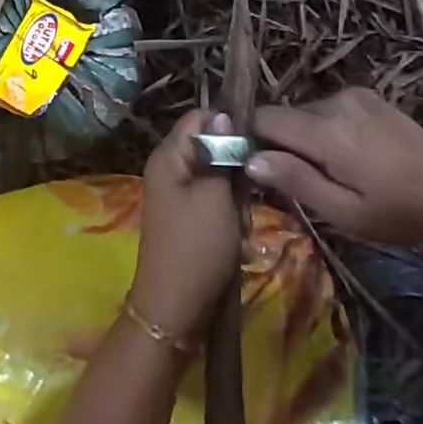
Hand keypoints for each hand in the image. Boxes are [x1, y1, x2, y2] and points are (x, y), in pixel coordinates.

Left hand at [131, 109, 241, 334]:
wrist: (174, 309)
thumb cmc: (197, 246)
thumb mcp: (216, 195)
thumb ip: (220, 151)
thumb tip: (224, 115)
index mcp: (168, 156)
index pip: (200, 116)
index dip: (228, 123)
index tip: (254, 144)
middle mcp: (168, 168)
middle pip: (209, 145)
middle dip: (234, 165)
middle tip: (250, 190)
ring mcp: (176, 193)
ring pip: (216, 174)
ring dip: (234, 194)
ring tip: (242, 220)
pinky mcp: (186, 215)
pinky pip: (212, 199)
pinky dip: (228, 213)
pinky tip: (237, 235)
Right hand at [245, 88, 422, 243]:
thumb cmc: (398, 211)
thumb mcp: (344, 212)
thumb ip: (296, 182)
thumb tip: (251, 160)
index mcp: (327, 131)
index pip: (266, 117)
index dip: (254, 138)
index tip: (258, 165)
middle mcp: (336, 102)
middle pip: (286, 115)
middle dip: (284, 143)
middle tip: (304, 181)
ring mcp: (354, 95)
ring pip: (307, 112)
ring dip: (307, 137)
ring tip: (334, 171)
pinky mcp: (367, 96)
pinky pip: (329, 109)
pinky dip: (327, 129)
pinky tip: (352, 155)